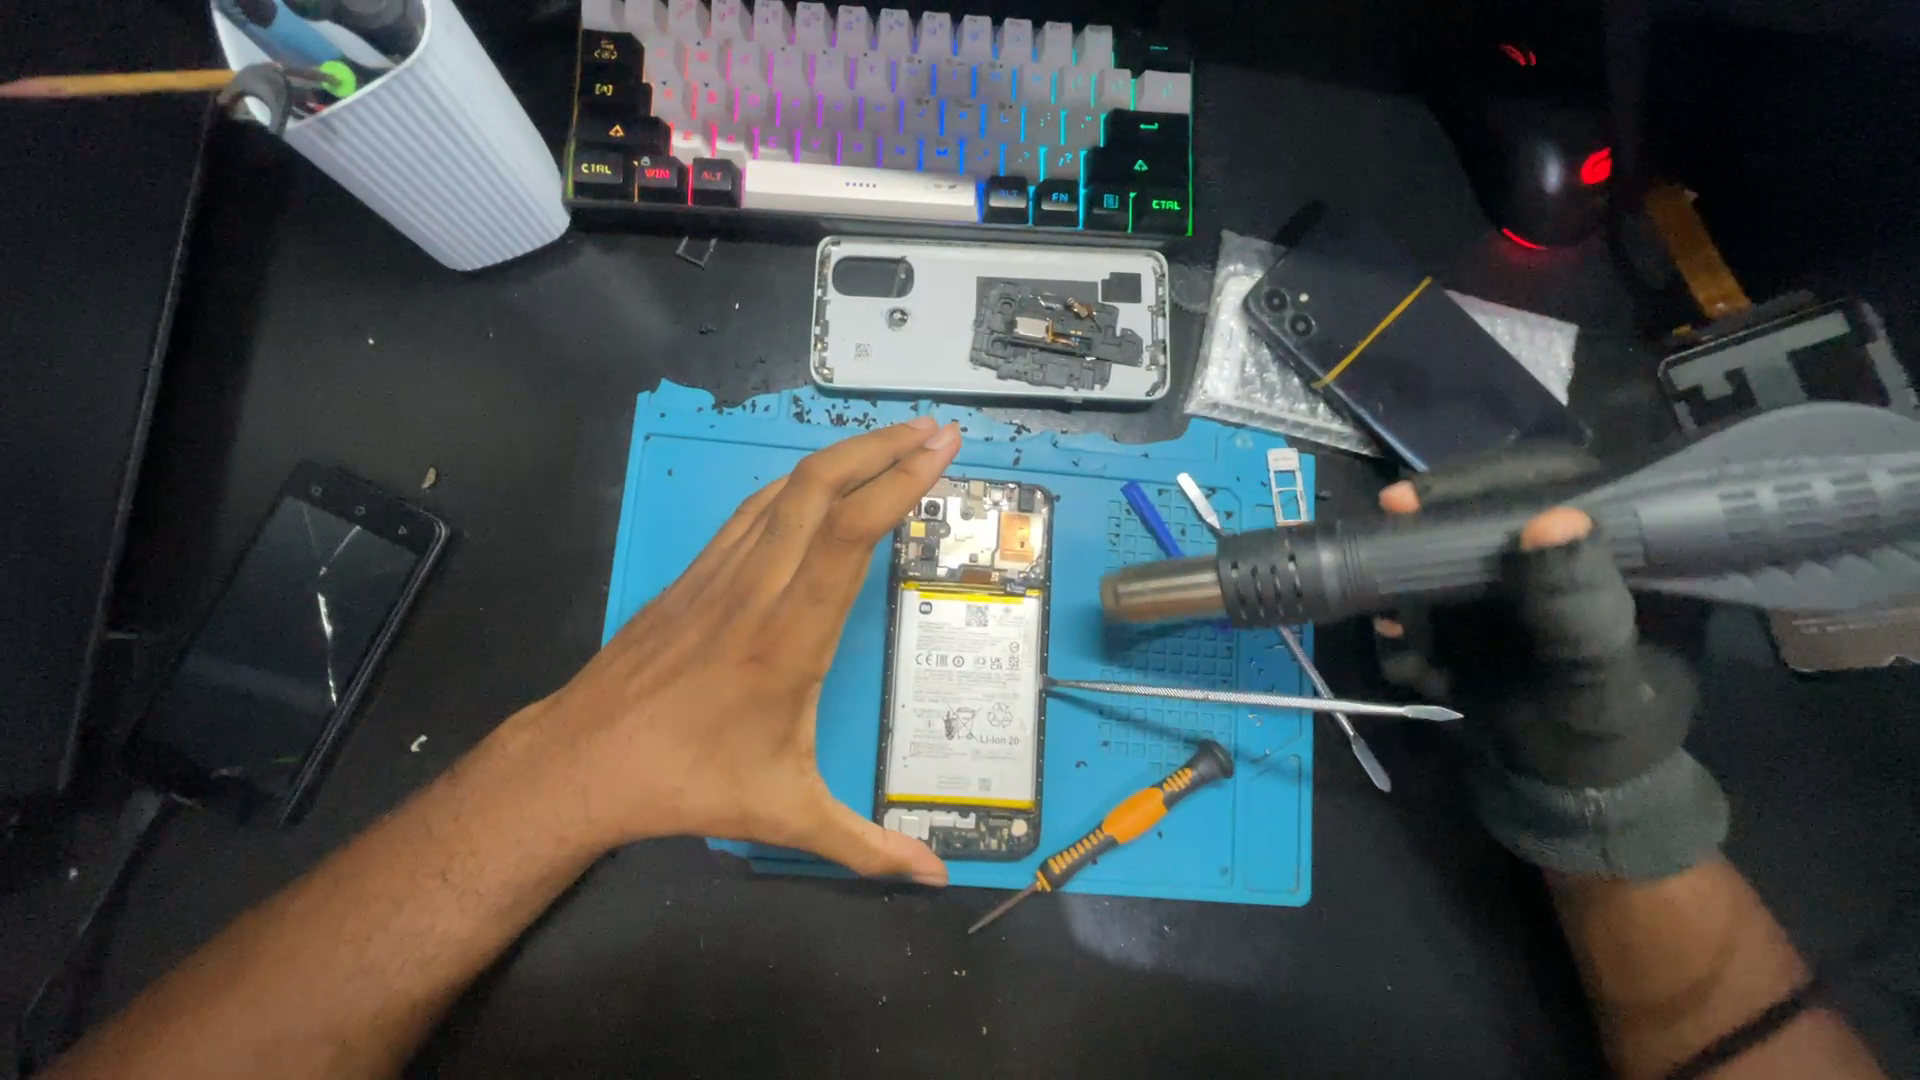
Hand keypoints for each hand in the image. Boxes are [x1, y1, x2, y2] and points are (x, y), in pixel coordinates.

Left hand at [501, 417, 961, 884]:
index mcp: (790, 636)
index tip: (942, 450)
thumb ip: (866, 847)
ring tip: (893, 440)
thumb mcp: (785, 816)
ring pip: (786, 488)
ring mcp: (721, 571)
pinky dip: (799, 482)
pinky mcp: (697, 571)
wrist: (583, 759)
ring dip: (844, 455)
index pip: (850, 535)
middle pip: (821, 488)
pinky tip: (821, 481)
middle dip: (884, 447)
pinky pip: (756, 509)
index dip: (899, 483)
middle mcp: (759, 586)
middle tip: (936, 431)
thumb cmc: (689, 782)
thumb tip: (936, 881)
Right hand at [1375, 452, 1724, 880]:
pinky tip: (1409, 663)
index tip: (1420, 497)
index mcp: (1628, 560)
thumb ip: (1583, 614)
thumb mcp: (1603, 689)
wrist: (1562, 803)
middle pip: (1486, 511)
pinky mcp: (1472, 617)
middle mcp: (1565, 560)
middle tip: (1384, 533)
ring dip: (1407, 590)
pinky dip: (1403, 629)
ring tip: (1403, 640)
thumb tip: (1553, 521)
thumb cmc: (1605, 749)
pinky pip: (1420, 603)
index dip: (1489, 479)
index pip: (1561, 485)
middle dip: (1428, 532)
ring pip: (1440, 556)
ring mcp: (1511, 588)